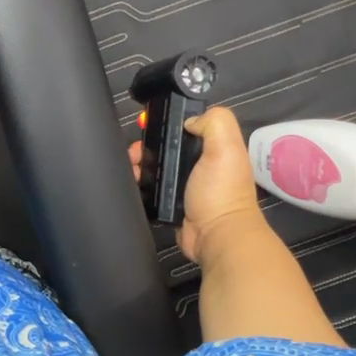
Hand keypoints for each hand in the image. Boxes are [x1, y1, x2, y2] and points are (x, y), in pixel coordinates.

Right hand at [129, 106, 262, 264]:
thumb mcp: (226, 149)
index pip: (187, 128)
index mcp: (213, 149)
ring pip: (154, 166)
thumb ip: (214, 123)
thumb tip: (190, 120)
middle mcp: (198, 165)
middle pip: (165, 147)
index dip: (168, 123)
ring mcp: (183, 184)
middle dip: (146, 146)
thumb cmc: (221, 192)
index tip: (149, 125)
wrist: (214, 235)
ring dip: (138, 164)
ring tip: (129, 168)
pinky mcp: (169, 201)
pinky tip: (131, 181)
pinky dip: (138, 183)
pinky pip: (149, 187)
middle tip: (134, 152)